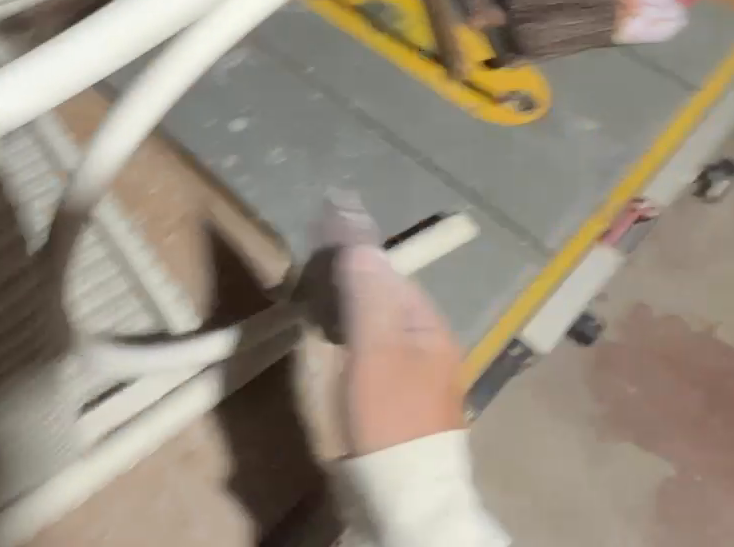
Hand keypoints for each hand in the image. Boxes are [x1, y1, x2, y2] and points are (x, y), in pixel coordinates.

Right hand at [308, 194, 466, 454]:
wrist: (402, 498)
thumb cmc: (388, 417)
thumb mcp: (374, 351)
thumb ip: (367, 294)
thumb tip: (358, 239)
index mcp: (428, 326)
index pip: (386, 271)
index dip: (352, 252)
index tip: (317, 236)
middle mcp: (426, 342)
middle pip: (380, 292)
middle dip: (346, 274)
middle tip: (306, 265)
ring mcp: (413, 369)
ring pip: (372, 317)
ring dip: (343, 300)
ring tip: (307, 290)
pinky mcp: (393, 392)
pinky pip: (367, 342)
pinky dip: (345, 328)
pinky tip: (324, 331)